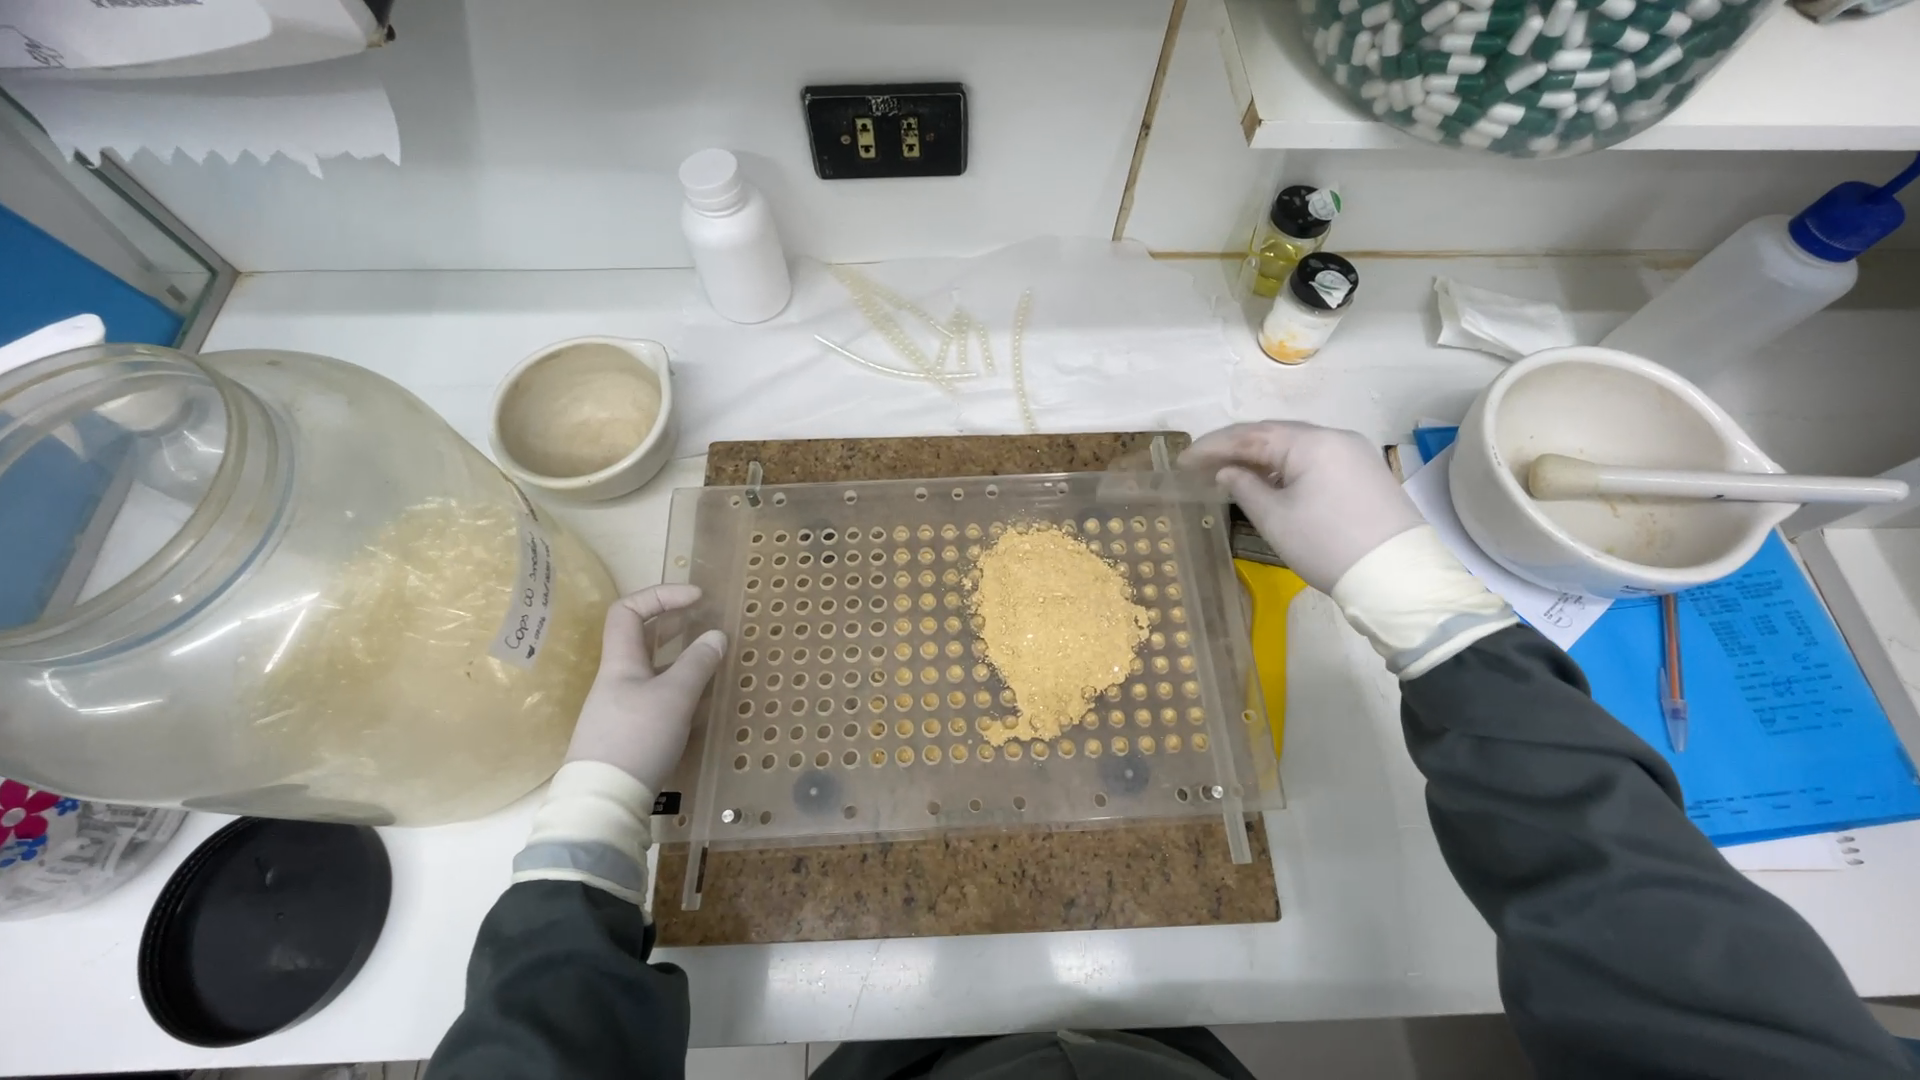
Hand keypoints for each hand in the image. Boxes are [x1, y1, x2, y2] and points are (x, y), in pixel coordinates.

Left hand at [565, 585, 727, 791]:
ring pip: (651, 669)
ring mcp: (621, 707)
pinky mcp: (628, 733)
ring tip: (709, 658)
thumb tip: (717, 635)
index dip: (661, 595)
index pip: (628, 610)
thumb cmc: (636, 738)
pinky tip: (700, 701)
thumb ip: (697, 664)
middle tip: (705, 621)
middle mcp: (617, 679)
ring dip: (680, 657)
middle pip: (640, 639)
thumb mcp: (674, 697)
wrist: (603, 801)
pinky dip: (679, 688)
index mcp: (621, 662)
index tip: (697, 597)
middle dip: (674, 624)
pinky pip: (655, 696)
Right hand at [1181, 421, 1422, 592]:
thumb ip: (1245, 488)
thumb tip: (1228, 472)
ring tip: (1230, 471)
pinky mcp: (1364, 472)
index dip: (1212, 447)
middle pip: (1274, 434)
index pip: (1249, 435)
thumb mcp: (1275, 519)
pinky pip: (1315, 458)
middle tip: (1202, 463)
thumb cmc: (1326, 545)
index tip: (1183, 461)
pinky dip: (1285, 466)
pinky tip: (1269, 481)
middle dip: (1235, 447)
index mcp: (1310, 443)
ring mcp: (1354, 453)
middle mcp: (1334, 437)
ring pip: (1295, 445)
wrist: (1396, 577)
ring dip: (1260, 456)